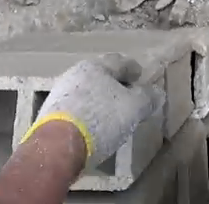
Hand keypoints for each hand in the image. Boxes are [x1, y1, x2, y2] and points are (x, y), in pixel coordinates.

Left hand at [27, 54, 162, 165]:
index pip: (119, 61)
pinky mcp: (50, 114)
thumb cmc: (99, 120)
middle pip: (101, 75)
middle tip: (126, 95)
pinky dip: (86, 113)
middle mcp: (77, 73)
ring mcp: (61, 93)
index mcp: (97, 66)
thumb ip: (146, 99)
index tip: (140, 76)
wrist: (57, 146)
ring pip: (86, 91)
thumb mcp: (133, 109)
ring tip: (109, 114)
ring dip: (98, 99)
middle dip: (114, 84)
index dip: (132, 68)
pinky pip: (75, 108)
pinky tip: (91, 127)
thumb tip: (157, 93)